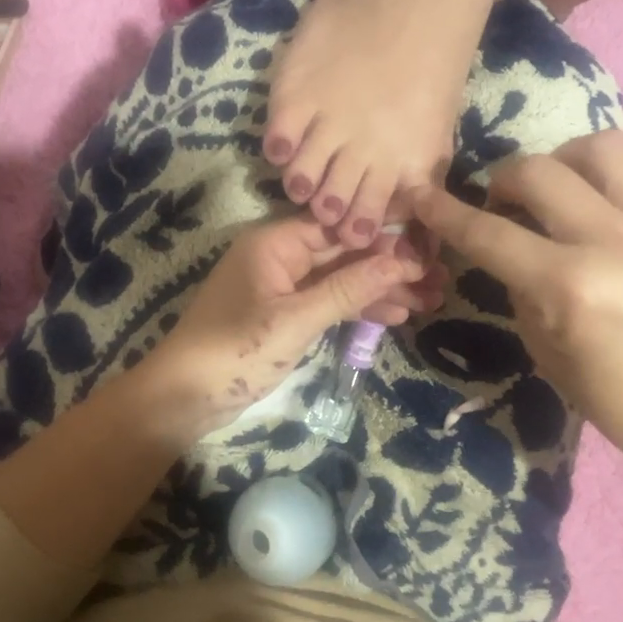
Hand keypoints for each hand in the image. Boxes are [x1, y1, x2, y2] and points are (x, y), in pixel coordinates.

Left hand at [137, 217, 431, 439]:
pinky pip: (326, 301)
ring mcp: (280, 286)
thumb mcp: (297, 320)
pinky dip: (356, 308)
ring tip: (428, 300)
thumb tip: (402, 261)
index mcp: (273, 242)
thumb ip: (348, 289)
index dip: (384, 236)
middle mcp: (278, 255)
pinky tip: (394, 316)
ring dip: (378, 290)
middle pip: (342, 252)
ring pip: (338, 279)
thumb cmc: (236, 350)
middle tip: (437, 280)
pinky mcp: (282, 314)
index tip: (428, 249)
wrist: (185, 395)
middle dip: (388, 266)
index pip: (338, 226)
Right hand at [408, 131, 622, 489]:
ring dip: (566, 159)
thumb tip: (505, 241)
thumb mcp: (544, 349)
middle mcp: (617, 243)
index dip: (445, 212)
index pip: (489, 234)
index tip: (423, 196)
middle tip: (506, 202)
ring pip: (603, 145)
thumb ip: (520, 285)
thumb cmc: (616, 396)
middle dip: (504, 179)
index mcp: (571, 288)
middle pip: (538, 172)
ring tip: (566, 185)